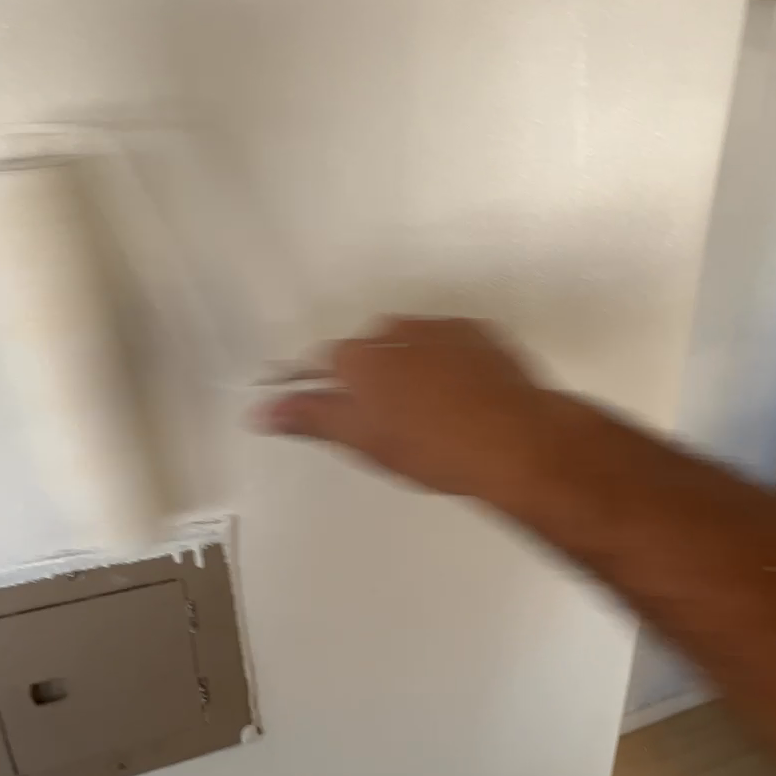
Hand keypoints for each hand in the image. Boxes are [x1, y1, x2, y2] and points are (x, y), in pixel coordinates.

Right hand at [256, 316, 565, 499]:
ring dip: (415, 372)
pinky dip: (451, 367)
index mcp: (359, 356)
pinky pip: (452, 347)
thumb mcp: (362, 441)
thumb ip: (309, 417)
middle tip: (396, 429)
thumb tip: (260, 410)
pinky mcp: (482, 334)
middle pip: (371, 354)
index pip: (325, 365)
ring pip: (412, 348)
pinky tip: (465, 401)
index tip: (352, 420)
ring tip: (435, 419)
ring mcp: (442, 328)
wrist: (514, 441)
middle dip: (377, 383)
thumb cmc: (431, 446)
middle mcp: (396, 330)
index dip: (335, 393)